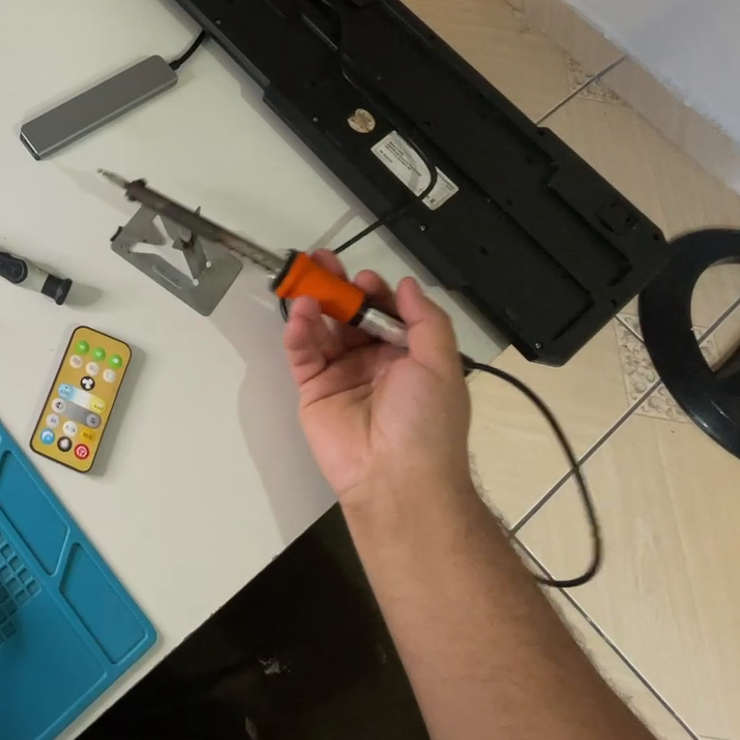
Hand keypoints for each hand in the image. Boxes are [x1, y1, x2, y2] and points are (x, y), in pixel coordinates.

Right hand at [282, 252, 472, 511]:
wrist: (395, 477)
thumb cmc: (425, 420)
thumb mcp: (441, 366)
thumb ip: (425, 321)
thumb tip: (405, 284)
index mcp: (406, 356)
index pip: (386, 313)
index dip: (374, 293)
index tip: (363, 278)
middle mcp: (372, 361)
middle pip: (349, 316)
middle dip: (337, 288)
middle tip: (321, 261)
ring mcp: (339, 374)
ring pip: (322, 330)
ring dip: (315, 305)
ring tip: (306, 284)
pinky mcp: (311, 388)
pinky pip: (302, 353)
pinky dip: (298, 332)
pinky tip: (300, 314)